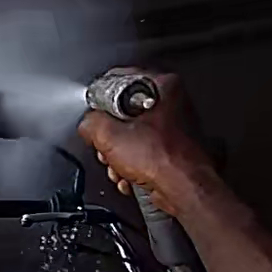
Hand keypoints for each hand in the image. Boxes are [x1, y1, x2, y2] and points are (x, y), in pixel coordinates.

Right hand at [78, 69, 219, 215]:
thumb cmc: (163, 159)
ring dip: (118, 156)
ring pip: (129, 137)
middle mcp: (171, 102)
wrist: (183, 189)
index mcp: (161, 86)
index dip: (98, 103)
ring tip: (121, 166)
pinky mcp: (171, 150)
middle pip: (121, 114)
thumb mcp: (109, 135)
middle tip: (108, 148)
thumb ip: (90, 123)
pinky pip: (140, 153)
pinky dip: (131, 166)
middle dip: (109, 138)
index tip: (92, 118)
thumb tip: (87, 124)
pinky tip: (131, 175)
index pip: (116, 81)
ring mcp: (173, 127)